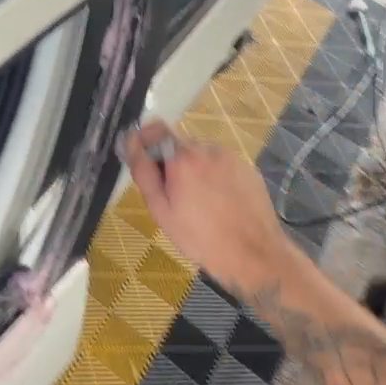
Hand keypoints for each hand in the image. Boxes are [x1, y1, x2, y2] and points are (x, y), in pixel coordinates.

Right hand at [121, 120, 300, 296]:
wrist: (254, 255)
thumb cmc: (199, 237)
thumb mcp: (160, 209)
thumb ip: (143, 172)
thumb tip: (131, 143)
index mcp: (183, 157)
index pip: (157, 129)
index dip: (145, 141)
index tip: (144, 162)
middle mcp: (209, 149)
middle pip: (180, 145)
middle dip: (171, 163)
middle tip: (173, 195)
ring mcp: (232, 157)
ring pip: (202, 155)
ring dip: (194, 169)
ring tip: (199, 202)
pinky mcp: (249, 168)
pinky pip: (222, 165)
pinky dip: (214, 177)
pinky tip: (219, 203)